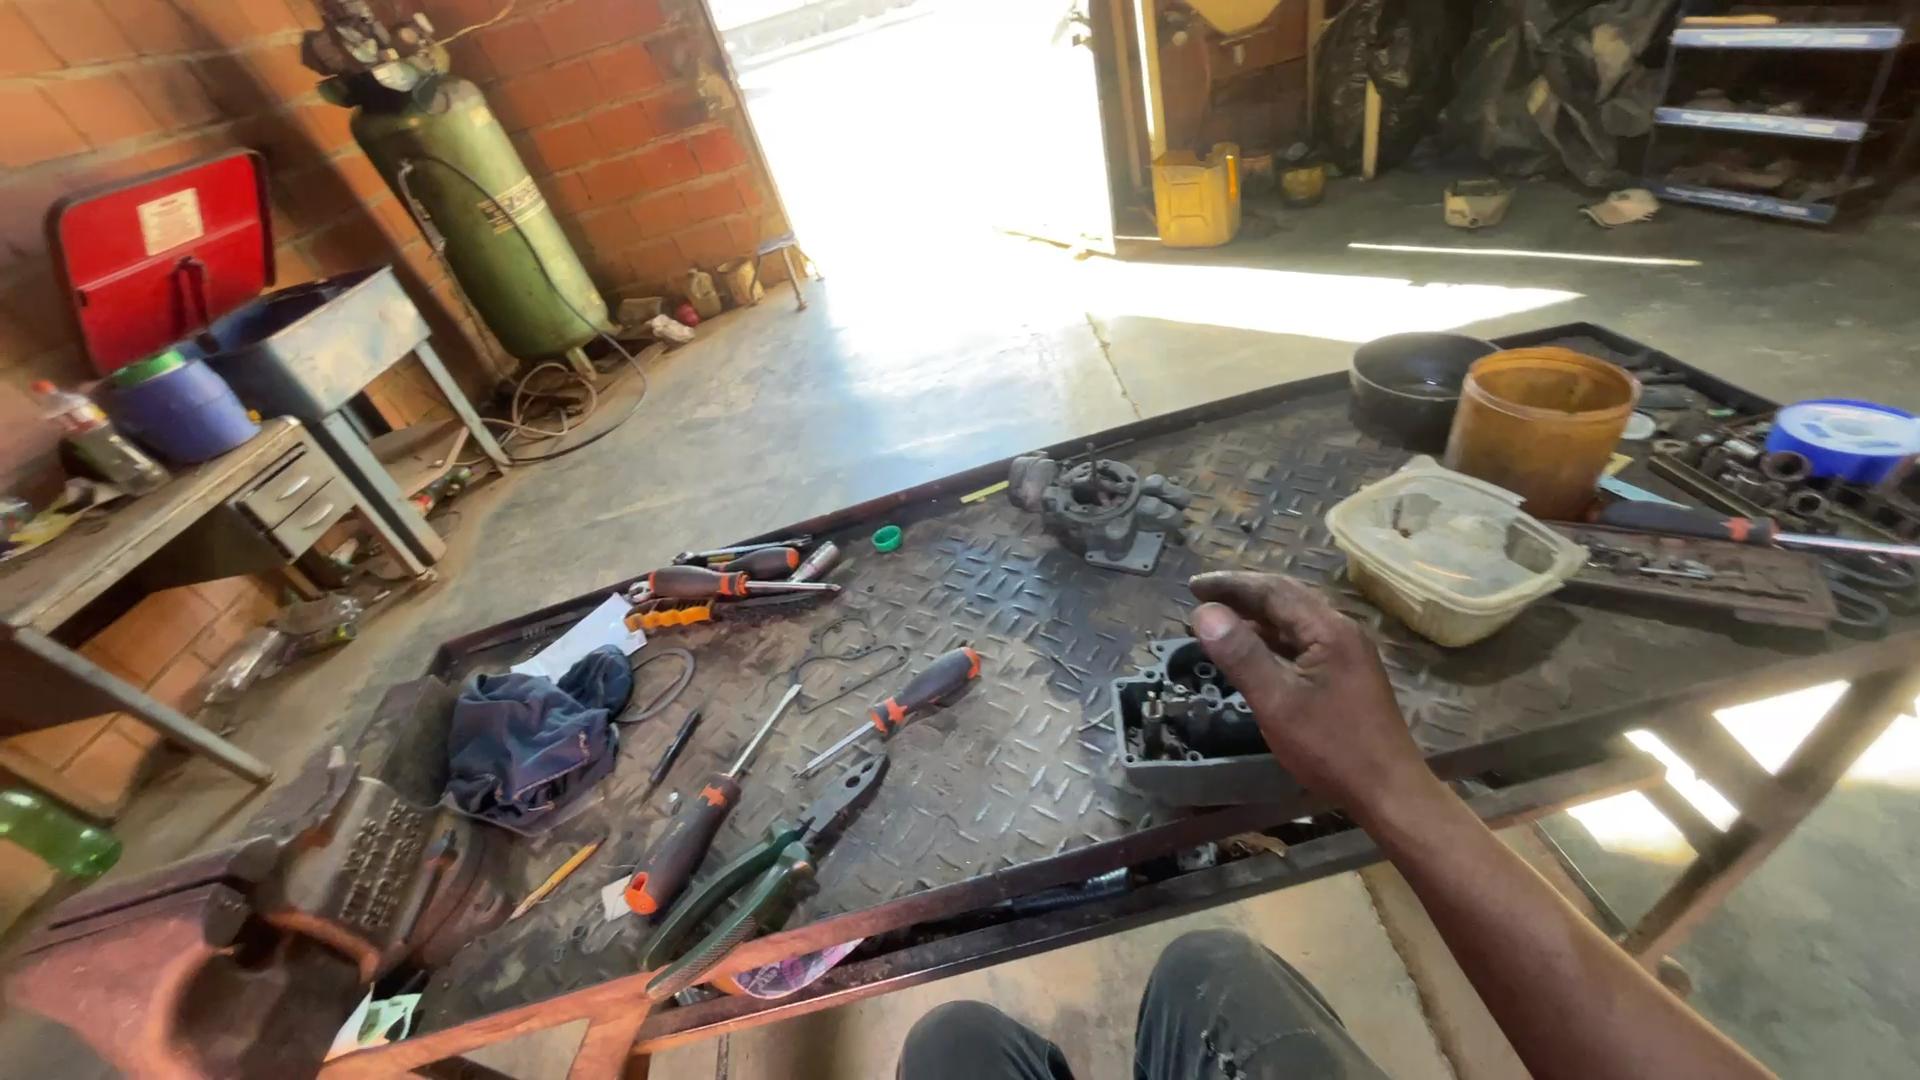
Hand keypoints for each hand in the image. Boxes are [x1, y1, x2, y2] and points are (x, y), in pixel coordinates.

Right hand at [1187, 572, 1435, 817]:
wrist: (1390, 793)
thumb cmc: (1332, 748)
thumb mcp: (1277, 702)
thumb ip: (1241, 654)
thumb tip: (1204, 614)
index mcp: (1328, 630)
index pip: (1272, 591)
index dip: (1229, 585)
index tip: (1192, 588)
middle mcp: (1341, 631)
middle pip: (1286, 598)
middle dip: (1242, 593)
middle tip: (1202, 596)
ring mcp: (1347, 652)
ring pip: (1294, 619)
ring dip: (1255, 614)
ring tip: (1219, 618)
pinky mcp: (1345, 673)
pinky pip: (1301, 640)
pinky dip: (1270, 636)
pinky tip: (1252, 649)